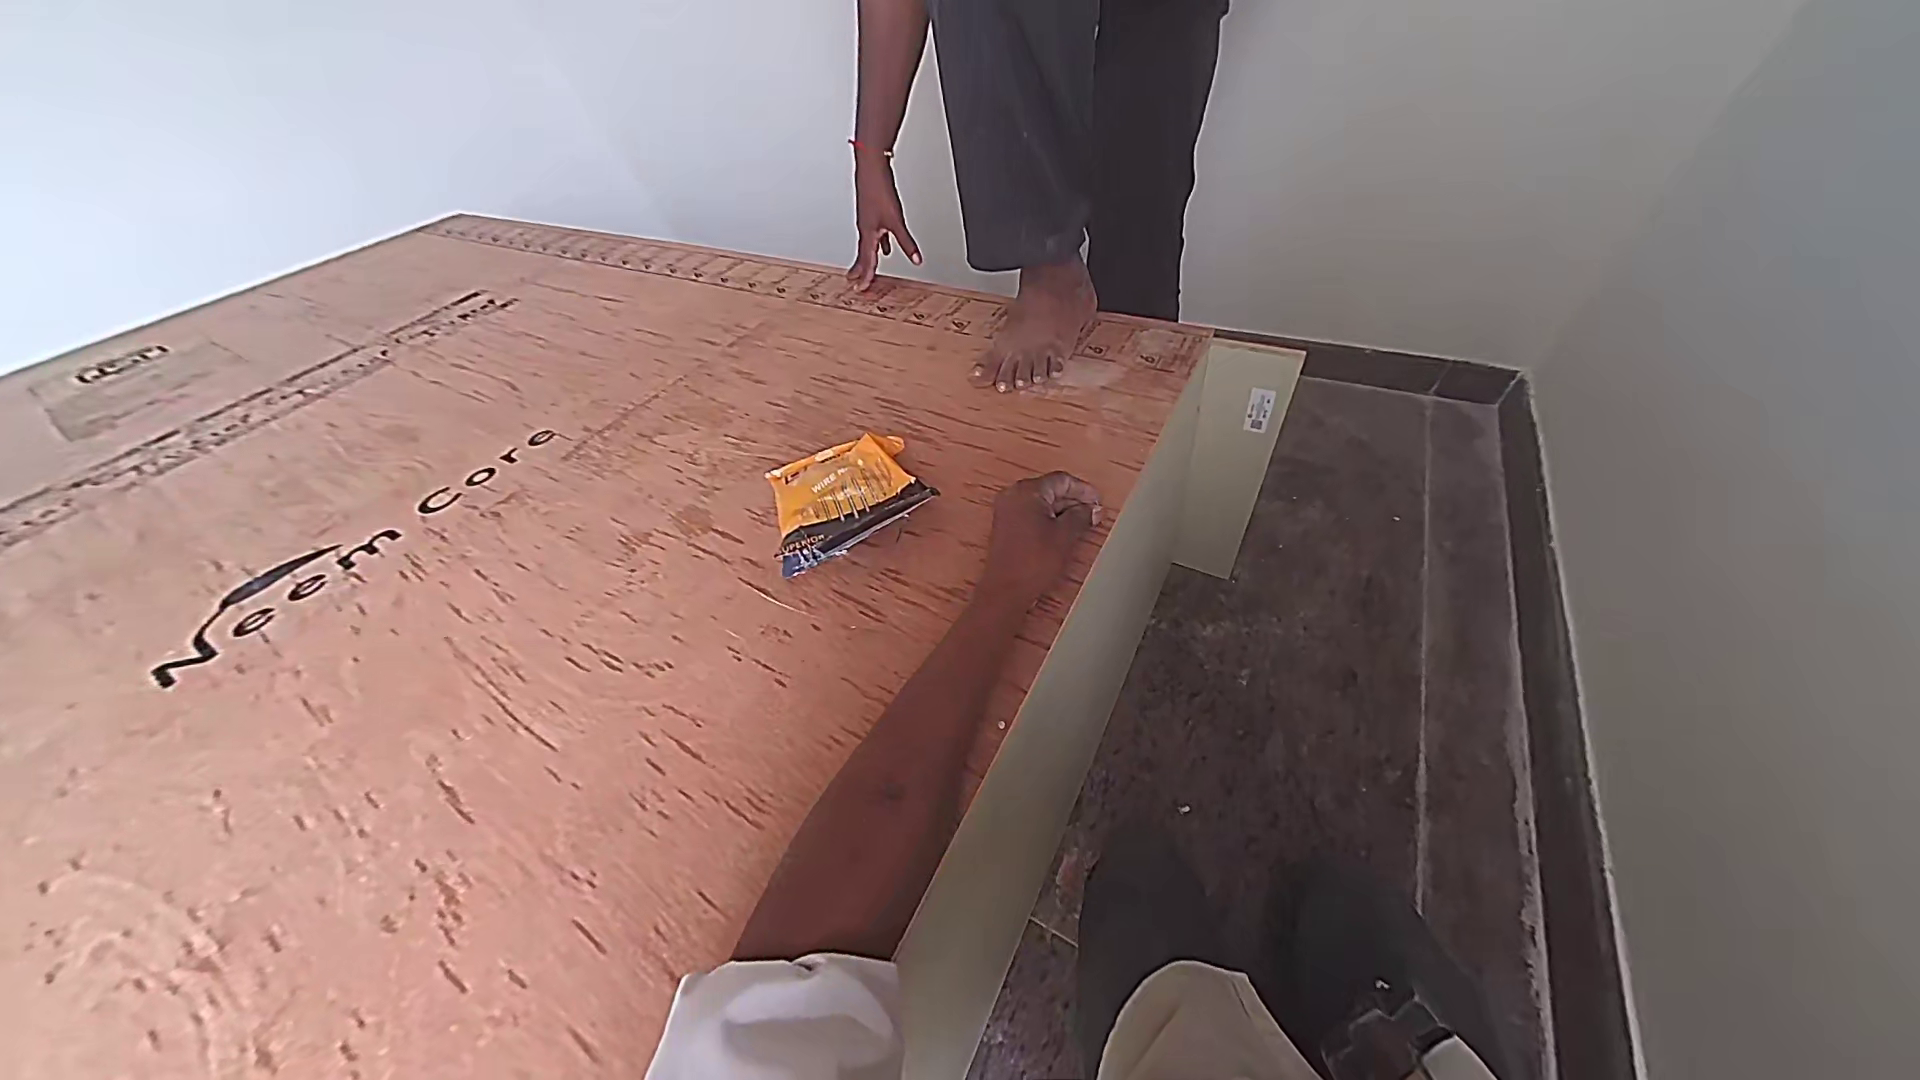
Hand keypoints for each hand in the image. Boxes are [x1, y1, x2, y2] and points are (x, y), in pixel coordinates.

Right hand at [846, 153, 920, 289]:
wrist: (871, 165)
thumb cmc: (878, 189)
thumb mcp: (897, 221)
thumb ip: (907, 242)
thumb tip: (916, 259)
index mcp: (868, 233)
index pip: (867, 261)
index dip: (866, 276)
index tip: (862, 288)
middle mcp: (865, 229)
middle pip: (863, 255)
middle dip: (860, 271)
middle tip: (855, 283)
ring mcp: (867, 220)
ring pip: (867, 245)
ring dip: (867, 259)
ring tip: (866, 270)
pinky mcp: (871, 212)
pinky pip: (874, 234)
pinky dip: (878, 244)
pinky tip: (885, 246)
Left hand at [977, 472, 1102, 609]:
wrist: (1007, 590)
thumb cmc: (1034, 562)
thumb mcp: (1065, 536)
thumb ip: (1081, 516)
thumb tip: (1092, 509)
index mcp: (1026, 491)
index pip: (1061, 480)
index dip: (1083, 490)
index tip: (1097, 501)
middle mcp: (1012, 495)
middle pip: (1049, 489)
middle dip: (1073, 500)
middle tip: (1093, 512)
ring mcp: (1006, 510)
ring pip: (1040, 502)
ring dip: (1061, 510)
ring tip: (1082, 523)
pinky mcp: (1004, 526)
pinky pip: (1030, 514)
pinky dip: (1047, 519)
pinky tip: (1062, 531)